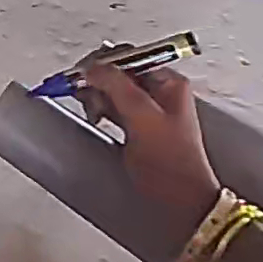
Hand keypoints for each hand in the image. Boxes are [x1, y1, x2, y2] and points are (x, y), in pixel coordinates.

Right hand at [80, 63, 221, 238]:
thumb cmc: (171, 163)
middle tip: (84, 93)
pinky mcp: (135, 127)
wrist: (180, 204)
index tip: (81, 73)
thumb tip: (92, 67)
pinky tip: (95, 116)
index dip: (104, 62)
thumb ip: (116, 86)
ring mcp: (146, 110)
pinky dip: (98, 108)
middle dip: (98, 81)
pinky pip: (110, 106)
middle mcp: (158, 91)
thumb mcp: (143, 116)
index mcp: (168, 81)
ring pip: (111, 89)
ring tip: (93, 110)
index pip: (129, 57)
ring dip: (96, 95)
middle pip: (117, 71)